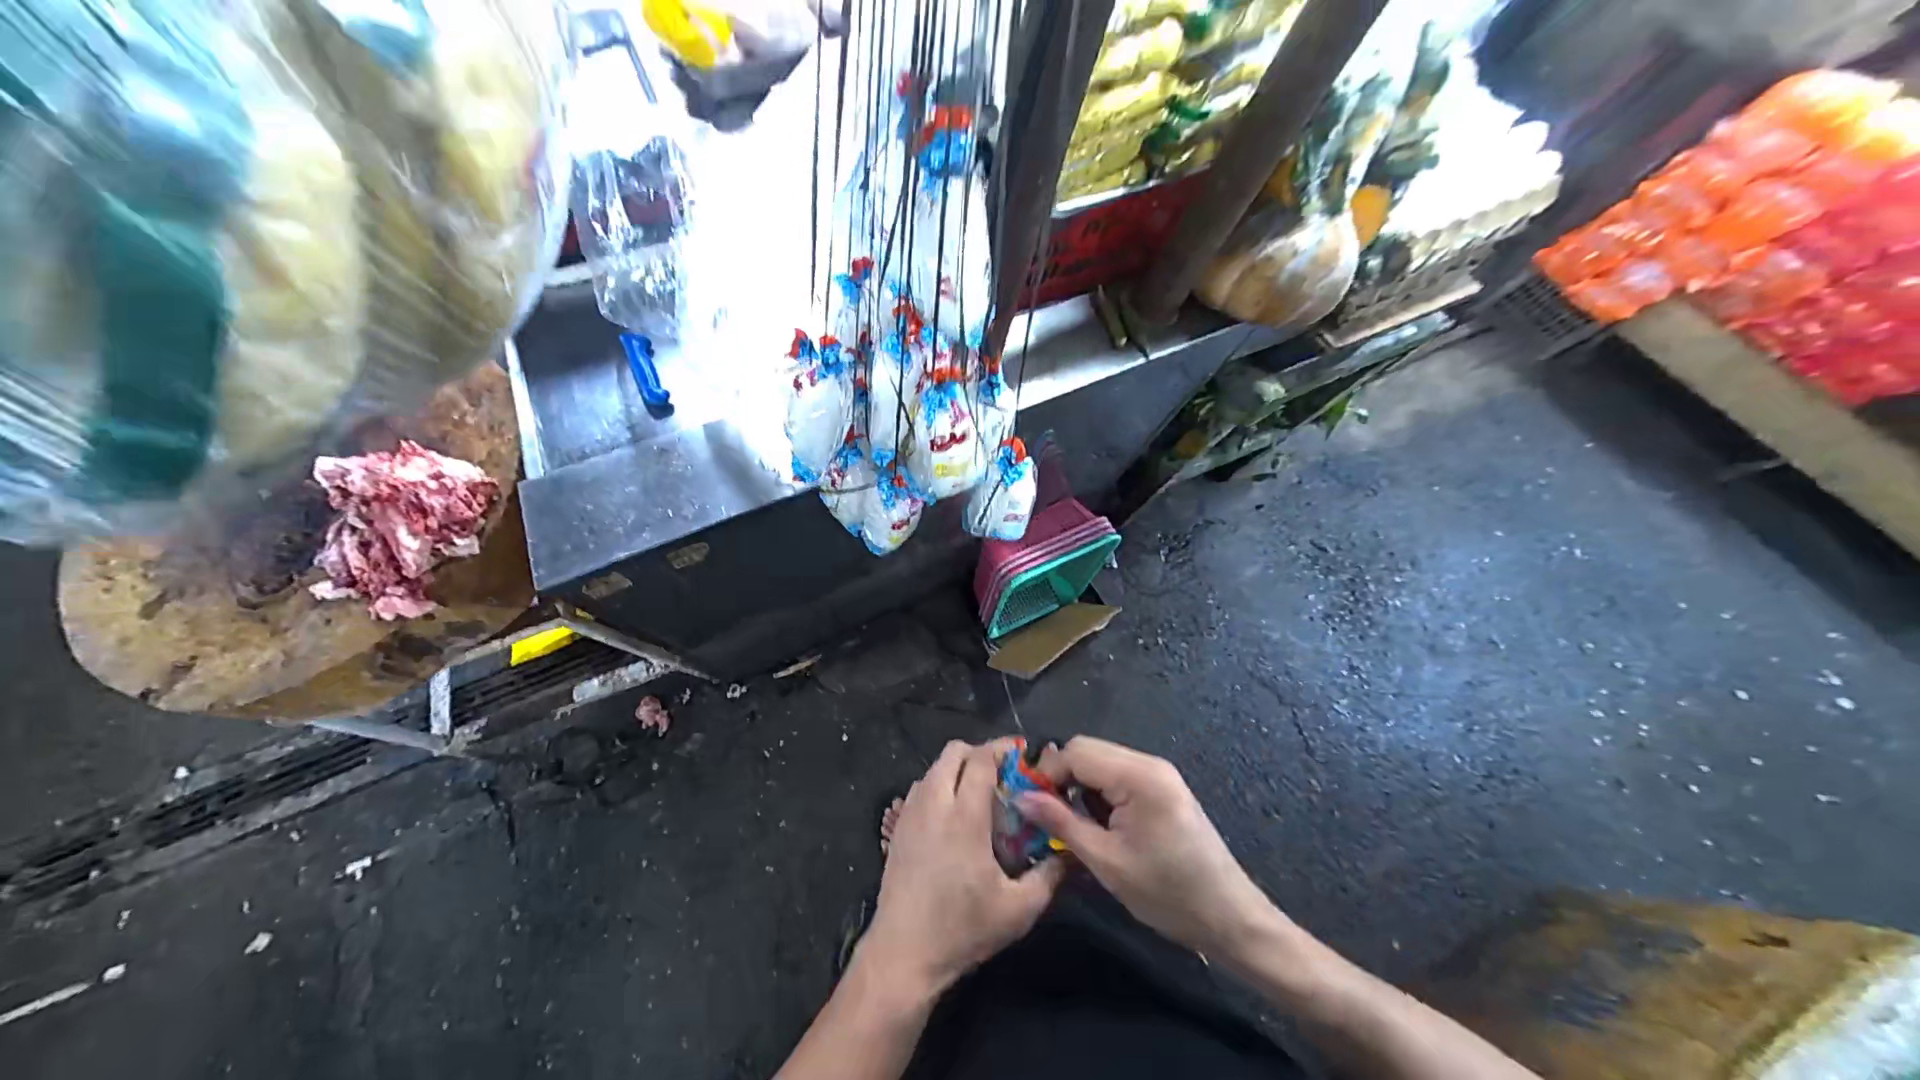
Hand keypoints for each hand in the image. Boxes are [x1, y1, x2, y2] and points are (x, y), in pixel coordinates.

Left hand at [859, 739, 1066, 993]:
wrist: (903, 954)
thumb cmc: (963, 929)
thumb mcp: (1019, 909)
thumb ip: (1049, 875)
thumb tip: (1068, 851)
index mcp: (964, 816)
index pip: (980, 759)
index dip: (1003, 748)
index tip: (1023, 753)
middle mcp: (934, 805)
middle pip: (953, 752)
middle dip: (980, 753)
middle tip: (1004, 773)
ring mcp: (910, 815)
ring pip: (934, 769)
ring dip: (958, 769)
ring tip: (981, 794)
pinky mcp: (897, 829)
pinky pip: (921, 789)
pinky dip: (940, 786)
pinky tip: (954, 816)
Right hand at [1019, 737, 1276, 957]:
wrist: (1229, 917)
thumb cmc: (1167, 894)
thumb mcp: (1106, 862)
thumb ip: (1061, 823)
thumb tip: (1020, 797)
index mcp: (1138, 776)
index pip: (1076, 751)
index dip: (1046, 774)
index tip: (1029, 806)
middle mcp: (1149, 763)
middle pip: (1088, 750)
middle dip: (1060, 776)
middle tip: (1046, 814)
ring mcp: (1159, 773)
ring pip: (1101, 760)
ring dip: (1079, 784)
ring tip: (1068, 822)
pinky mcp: (1163, 787)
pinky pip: (1118, 774)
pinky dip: (1098, 790)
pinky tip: (1096, 822)